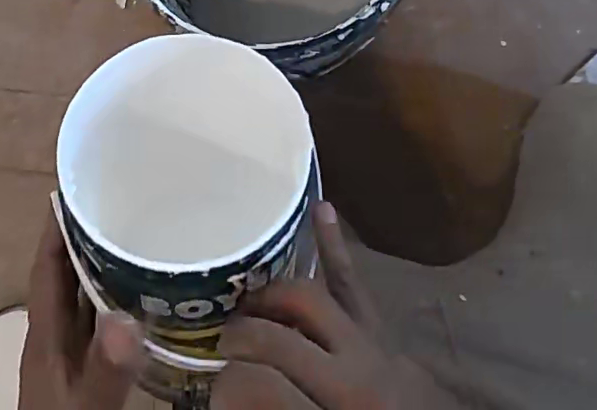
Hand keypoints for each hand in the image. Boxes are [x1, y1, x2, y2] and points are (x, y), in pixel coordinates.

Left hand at [22, 209, 147, 409]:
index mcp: (45, 333)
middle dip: (86, 235)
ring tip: (137, 229)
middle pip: (65, 274)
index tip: (78, 187)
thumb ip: (106, 369)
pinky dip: (118, 297)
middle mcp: (55, 335)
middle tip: (121, 198)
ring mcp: (70, 353)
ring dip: (103, 264)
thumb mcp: (86, 408)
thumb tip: (128, 319)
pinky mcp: (87, 368)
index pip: (46, 266)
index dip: (57, 226)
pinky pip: (101, 319)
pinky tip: (146, 291)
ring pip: (84, 295)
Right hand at [212, 203, 453, 409]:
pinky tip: (322, 207)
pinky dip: (334, 246)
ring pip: (312, 300)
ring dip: (272, 294)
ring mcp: (372, 345)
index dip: (230, 385)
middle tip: (220, 341)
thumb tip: (233, 392)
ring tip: (241, 292)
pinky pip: (352, 284)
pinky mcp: (382, 331)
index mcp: (337, 408)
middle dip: (244, 334)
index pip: (265, 387)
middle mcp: (352, 375)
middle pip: (281, 337)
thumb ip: (283, 406)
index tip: (213, 388)